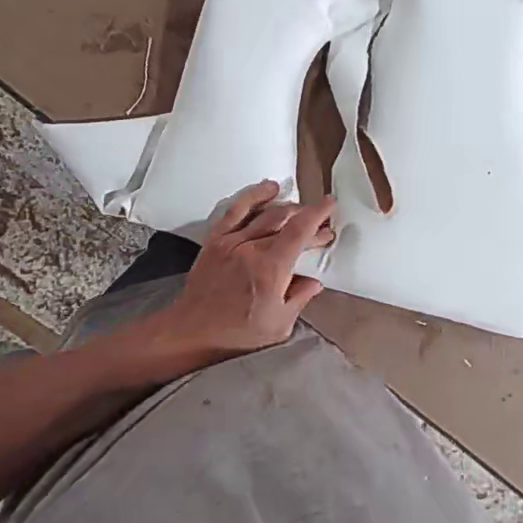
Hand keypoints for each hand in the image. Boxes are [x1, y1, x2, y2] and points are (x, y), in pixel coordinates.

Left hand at [141, 181, 335, 365]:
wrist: (192, 332)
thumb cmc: (236, 334)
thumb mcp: (278, 324)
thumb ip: (299, 298)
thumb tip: (314, 282)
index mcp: (271, 269)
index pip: (300, 231)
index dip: (318, 214)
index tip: (330, 205)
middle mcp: (251, 249)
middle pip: (286, 221)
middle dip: (308, 218)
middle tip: (320, 226)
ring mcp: (231, 241)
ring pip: (265, 213)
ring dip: (287, 206)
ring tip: (301, 208)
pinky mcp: (216, 240)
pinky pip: (236, 210)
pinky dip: (254, 196)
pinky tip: (268, 189)